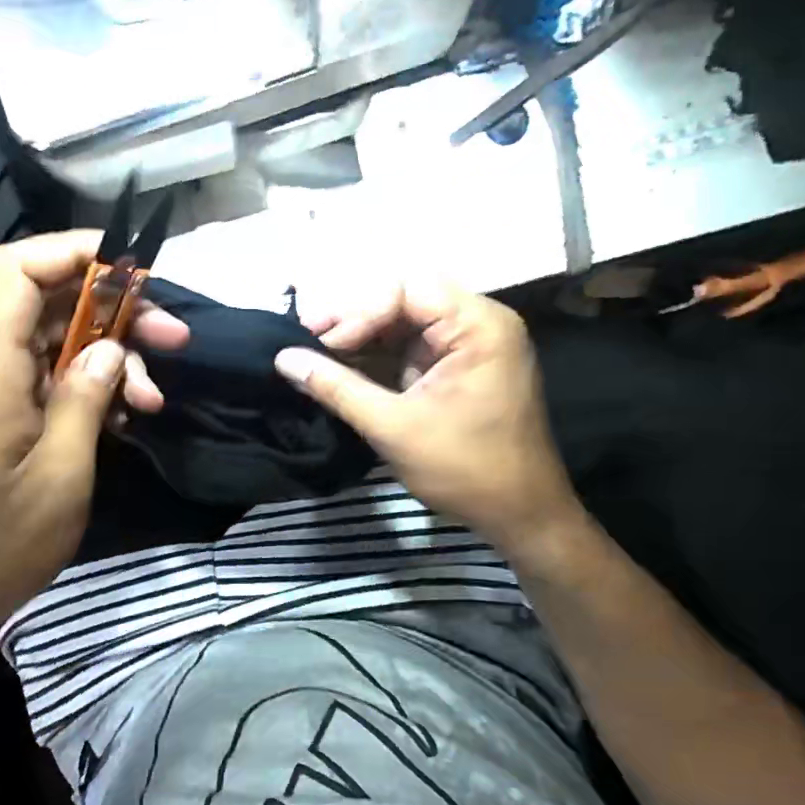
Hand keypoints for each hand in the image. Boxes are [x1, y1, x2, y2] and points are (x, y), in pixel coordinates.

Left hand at [0, 231, 188, 647]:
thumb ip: (86, 397)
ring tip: (152, 401)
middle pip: (41, 304)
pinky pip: (40, 382)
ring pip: (48, 345)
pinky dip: (84, 388)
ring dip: (106, 358)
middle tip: (173, 341)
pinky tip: (122, 420)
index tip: (135, 272)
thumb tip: (109, 348)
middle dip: (112, 312)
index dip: (71, 253)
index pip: (13, 270)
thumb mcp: (62, 471)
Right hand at [275, 280, 579, 549]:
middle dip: (357, 321)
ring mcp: (475, 346)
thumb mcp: (393, 427)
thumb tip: (283, 359)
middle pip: (407, 300)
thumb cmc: (464, 469)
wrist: (521, 515)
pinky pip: (417, 349)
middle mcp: (482, 323)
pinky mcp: (464, 369)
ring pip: (408, 324)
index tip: (321, 344)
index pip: (407, 290)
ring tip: (319, 355)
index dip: (358, 312)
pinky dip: (383, 359)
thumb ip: (336, 388)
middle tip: (311, 341)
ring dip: (365, 340)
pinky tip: (346, 369)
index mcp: (479, 325)